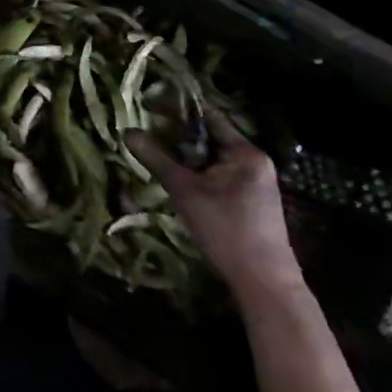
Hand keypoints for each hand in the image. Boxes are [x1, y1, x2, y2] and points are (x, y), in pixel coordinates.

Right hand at [125, 112, 298, 295]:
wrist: (264, 284)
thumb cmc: (226, 231)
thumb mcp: (185, 192)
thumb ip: (156, 158)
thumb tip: (127, 132)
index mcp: (246, 152)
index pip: (208, 117)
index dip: (178, 110)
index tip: (148, 106)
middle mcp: (254, 161)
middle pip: (209, 137)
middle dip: (177, 135)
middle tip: (144, 132)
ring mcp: (255, 181)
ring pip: (212, 158)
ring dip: (185, 156)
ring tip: (154, 152)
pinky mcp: (250, 200)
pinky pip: (218, 175)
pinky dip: (197, 173)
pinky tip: (176, 178)